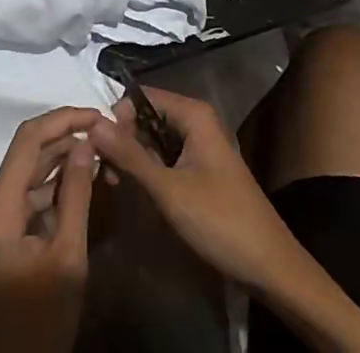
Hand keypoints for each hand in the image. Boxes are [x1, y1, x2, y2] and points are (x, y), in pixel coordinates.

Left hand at [0, 107, 103, 352]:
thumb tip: (87, 143)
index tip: (100, 115)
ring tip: (104, 155)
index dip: (64, 119)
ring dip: (66, 159)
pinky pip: (29, 190)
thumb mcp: (68, 254)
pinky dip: (57, 182)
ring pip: (31, 168)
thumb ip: (77, 194)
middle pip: (29, 150)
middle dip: (70, 138)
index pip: (28, 139)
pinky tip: (86, 180)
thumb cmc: (42, 316)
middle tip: (110, 136)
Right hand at [87, 89, 302, 295]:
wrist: (265, 262)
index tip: (97, 146)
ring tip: (113, 182)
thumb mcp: (168, 188)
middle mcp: (197, 121)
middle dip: (123, 138)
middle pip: (148, 116)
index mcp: (194, 114)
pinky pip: (165, 156)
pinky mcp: (199, 168)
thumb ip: (130, 155)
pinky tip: (132, 187)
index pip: (143, 97)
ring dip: (133, 156)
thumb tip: (94, 123)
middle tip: (102, 169)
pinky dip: (148, 168)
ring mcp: (200, 145)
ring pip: (154, 138)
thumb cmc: (218, 220)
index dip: (118, 116)